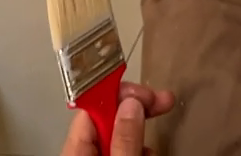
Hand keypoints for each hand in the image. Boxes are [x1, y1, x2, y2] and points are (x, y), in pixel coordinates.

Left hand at [60, 83, 176, 155]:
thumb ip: (125, 138)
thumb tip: (133, 102)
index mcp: (75, 148)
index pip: (94, 103)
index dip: (122, 92)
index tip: (149, 92)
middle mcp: (80, 152)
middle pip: (108, 116)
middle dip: (138, 106)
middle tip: (165, 101)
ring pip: (116, 134)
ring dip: (139, 129)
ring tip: (156, 136)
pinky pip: (118, 150)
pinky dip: (136, 147)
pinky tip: (148, 152)